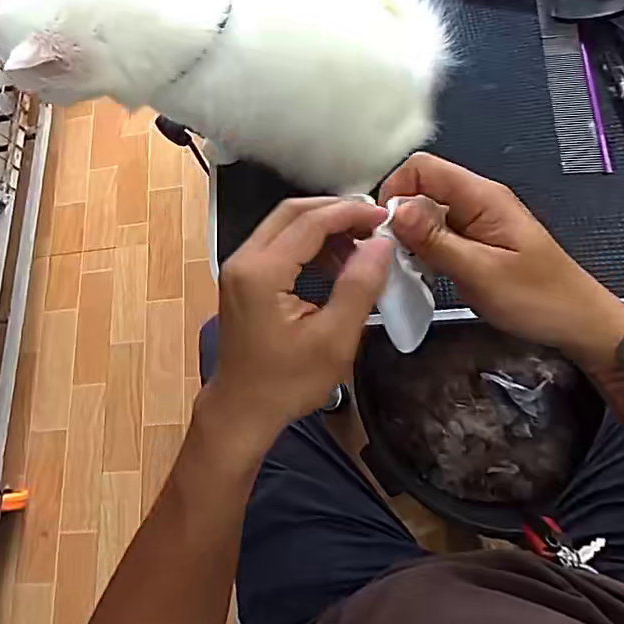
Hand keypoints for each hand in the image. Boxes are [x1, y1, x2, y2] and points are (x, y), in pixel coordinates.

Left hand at [205, 197, 393, 445]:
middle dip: (337, 212)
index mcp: (262, 272)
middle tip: (374, 223)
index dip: (351, 213)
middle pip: (293, 212)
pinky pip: (280, 243)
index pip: (311, 222)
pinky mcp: (244, 278)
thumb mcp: (334, 339)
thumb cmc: (287, 382)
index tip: (383, 217)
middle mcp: (244, 260)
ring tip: (361, 243)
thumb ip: (360, 286)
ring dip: (324, 226)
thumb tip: (382, 244)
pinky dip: (311, 243)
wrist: (242, 411)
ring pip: (286, 225)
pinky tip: (337, 261)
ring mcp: (240, 267)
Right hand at [380, 153, 623, 367]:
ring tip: (414, 269)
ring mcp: (478, 220)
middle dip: (401, 219)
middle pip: (422, 189)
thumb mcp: (481, 272)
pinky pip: (441, 234)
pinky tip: (430, 274)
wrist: (577, 320)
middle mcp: (478, 201)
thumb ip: (436, 240)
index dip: (396, 191)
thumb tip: (396, 211)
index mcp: (482, 197)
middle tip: (397, 256)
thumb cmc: (538, 298)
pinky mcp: (478, 240)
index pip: (423, 167)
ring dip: (413, 238)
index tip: (385, 230)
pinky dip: (428, 251)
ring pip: (428, 214)